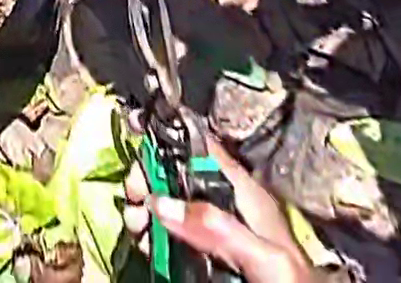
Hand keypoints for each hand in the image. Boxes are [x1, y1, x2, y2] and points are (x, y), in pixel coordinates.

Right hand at [122, 140, 315, 282]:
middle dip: (149, 180)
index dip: (168, 140)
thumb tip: (161, 204)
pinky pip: (168, 238)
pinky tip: (143, 243)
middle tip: (133, 197)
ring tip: (135, 225)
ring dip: (145, 210)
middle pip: (176, 176)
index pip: (201, 148)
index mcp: (243, 192)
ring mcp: (213, 234)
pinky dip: (150, 236)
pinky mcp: (203, 261)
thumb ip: (218, 227)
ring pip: (168, 207)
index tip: (139, 148)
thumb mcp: (267, 259)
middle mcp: (224, 206)